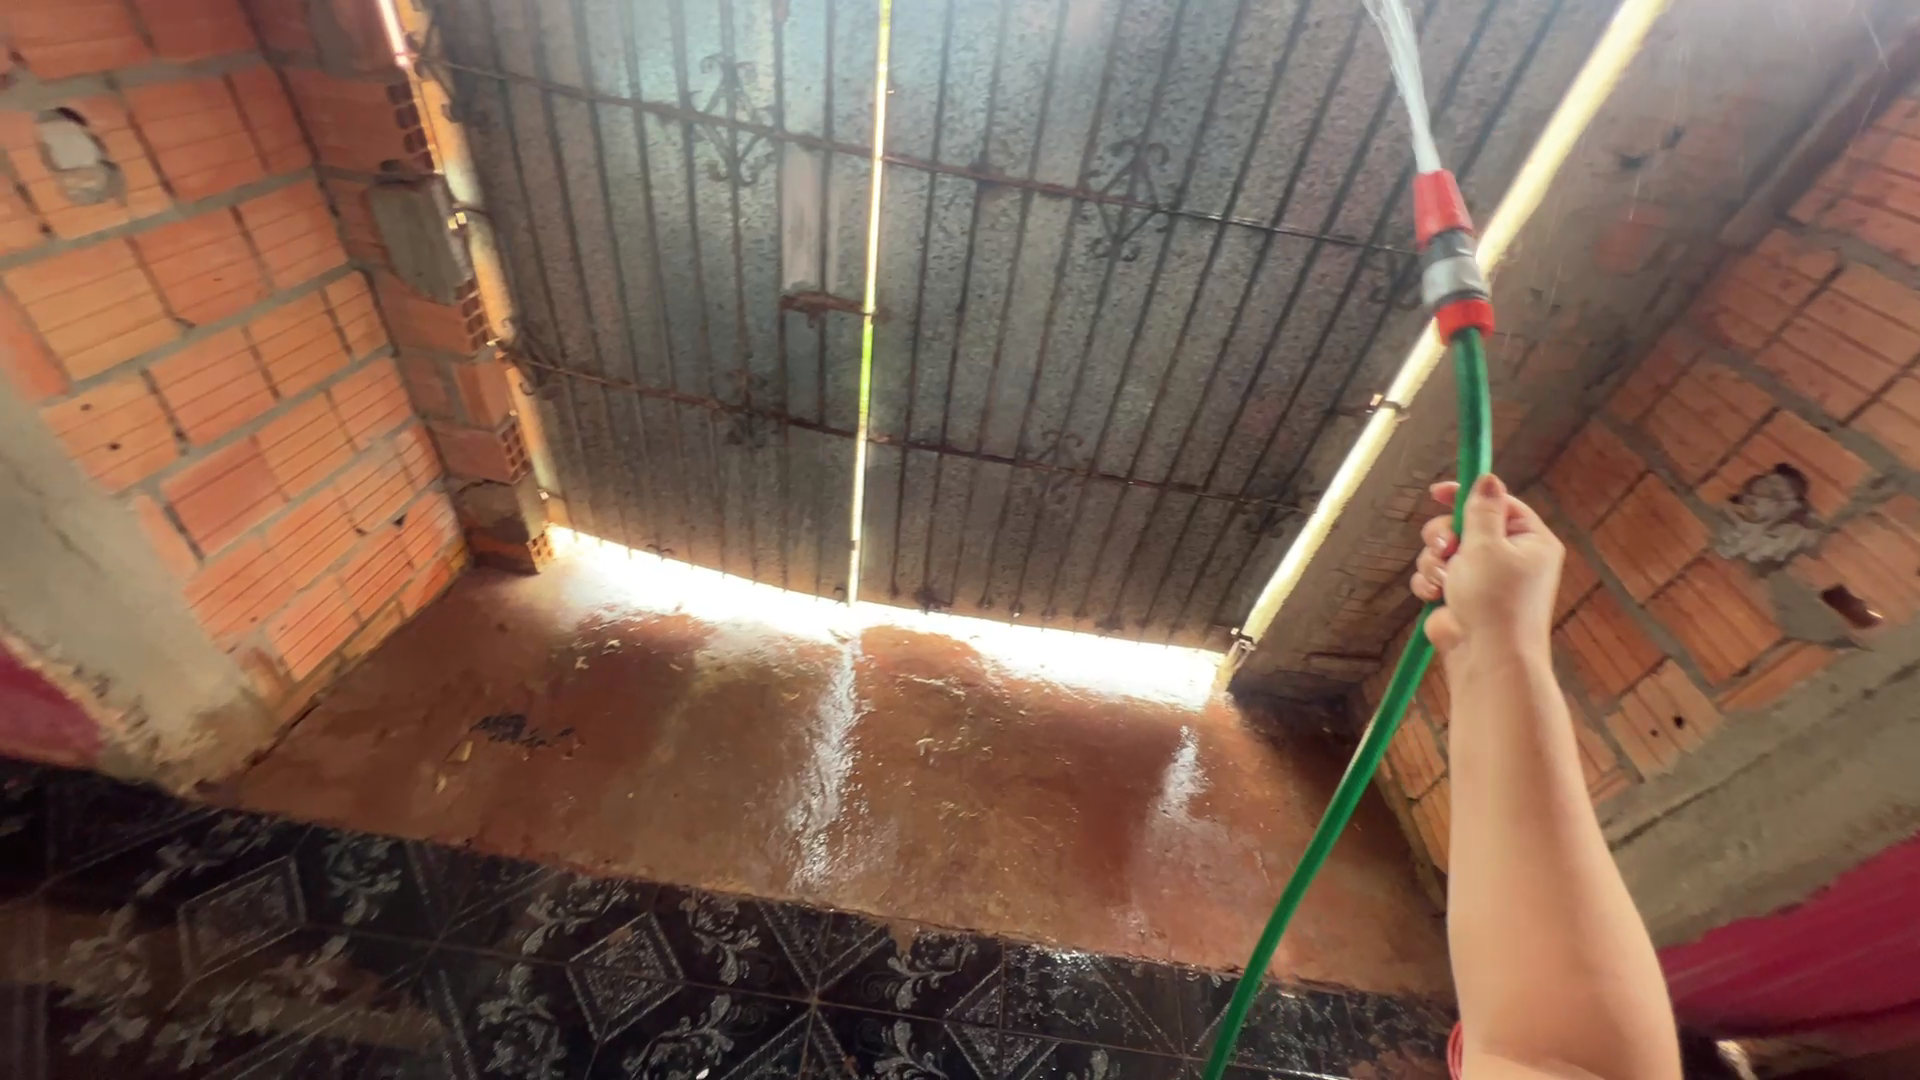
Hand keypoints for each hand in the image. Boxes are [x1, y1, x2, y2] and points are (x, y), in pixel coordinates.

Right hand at [1409, 473, 1562, 661]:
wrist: (1485, 653)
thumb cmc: (1495, 601)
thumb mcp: (1488, 546)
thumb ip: (1482, 511)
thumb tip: (1487, 480)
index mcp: (1529, 541)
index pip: (1498, 504)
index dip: (1467, 495)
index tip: (1437, 492)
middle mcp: (1507, 557)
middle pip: (1463, 526)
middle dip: (1443, 537)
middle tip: (1444, 550)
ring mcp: (1481, 577)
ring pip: (1442, 551)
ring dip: (1433, 563)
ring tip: (1443, 582)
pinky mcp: (1458, 594)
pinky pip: (1433, 575)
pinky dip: (1428, 583)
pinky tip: (1435, 596)